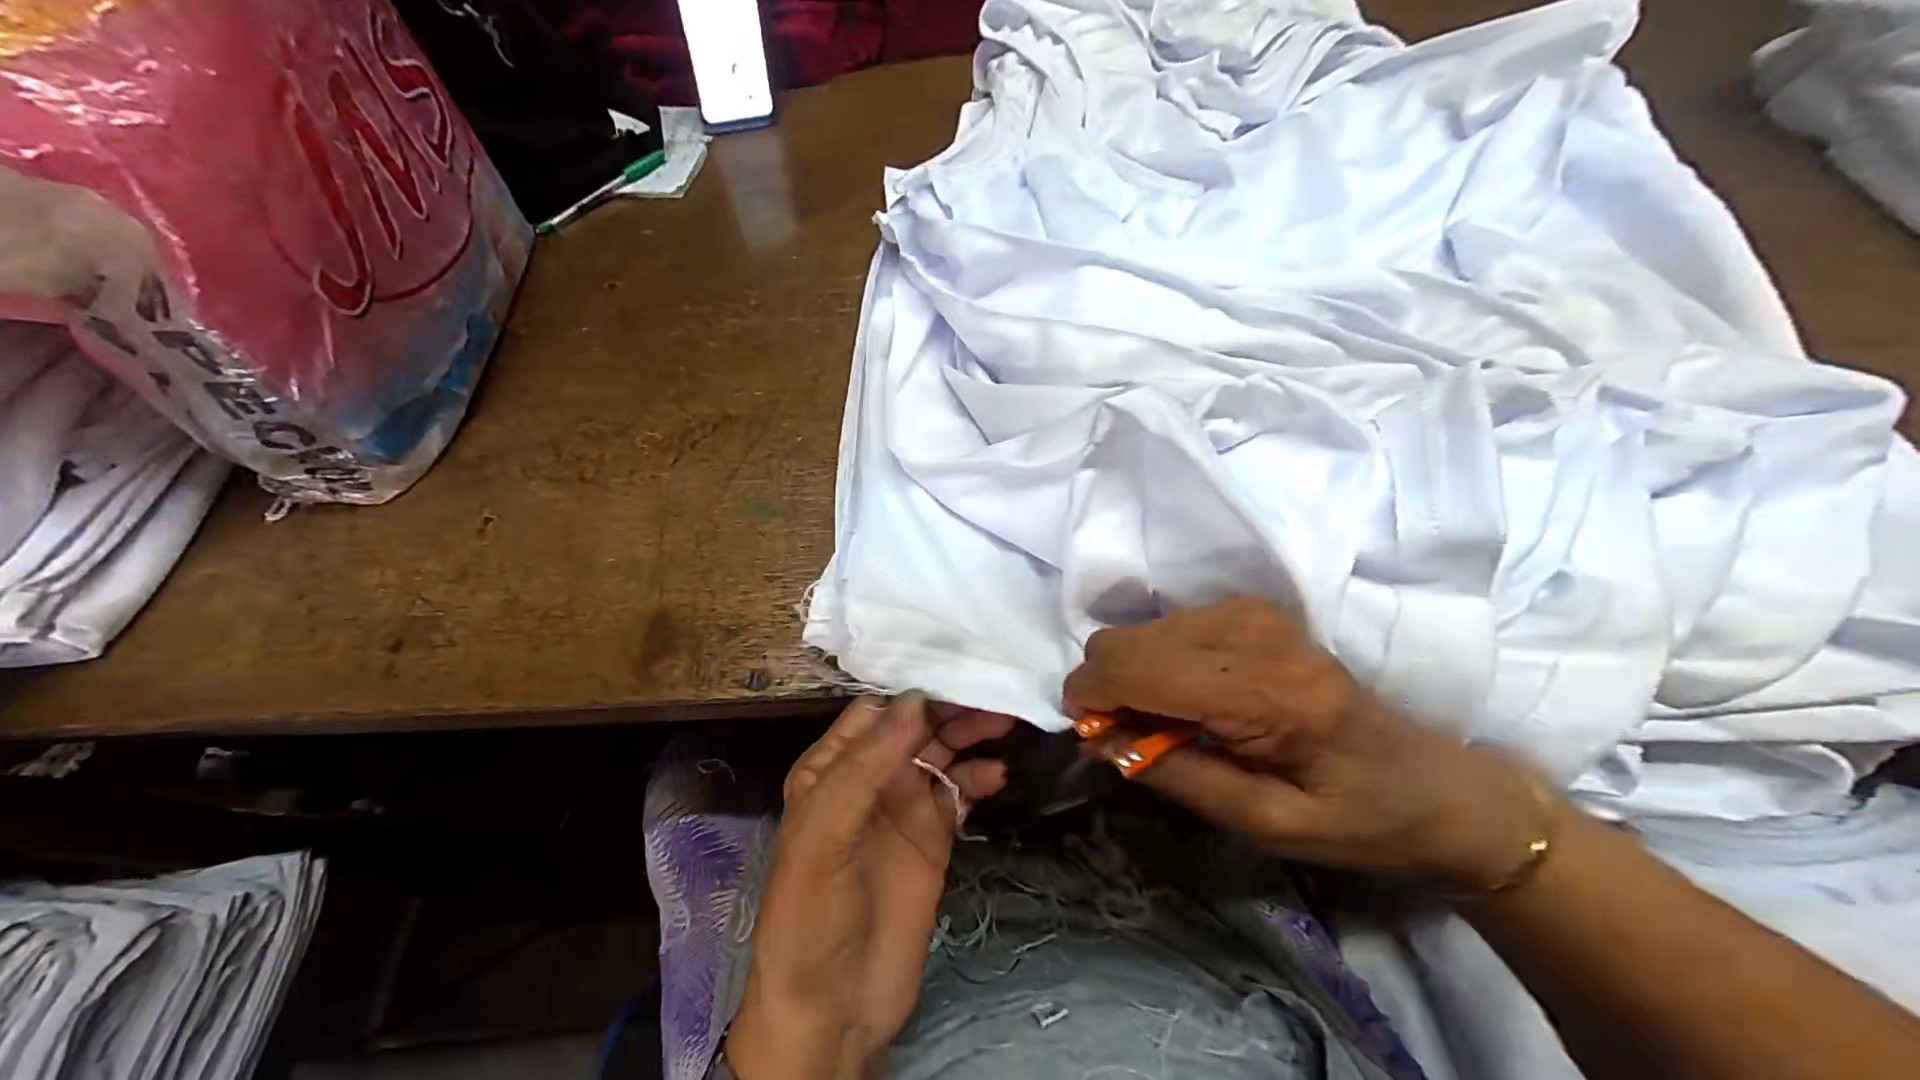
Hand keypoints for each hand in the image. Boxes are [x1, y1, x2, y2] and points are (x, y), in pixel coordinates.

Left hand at [725, 694, 1012, 1079]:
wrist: (834, 1005)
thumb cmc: (811, 913)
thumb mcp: (823, 834)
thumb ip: (864, 766)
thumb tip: (913, 702)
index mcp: (831, 769)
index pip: (875, 713)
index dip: (912, 693)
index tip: (955, 674)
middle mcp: (869, 780)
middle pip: (914, 728)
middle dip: (950, 709)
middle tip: (992, 696)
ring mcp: (903, 808)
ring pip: (941, 755)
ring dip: (970, 737)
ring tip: (1004, 725)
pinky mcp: (933, 839)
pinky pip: (959, 795)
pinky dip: (979, 780)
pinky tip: (997, 775)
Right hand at [1063, 598, 1553, 888]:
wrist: (1432, 781)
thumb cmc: (1356, 816)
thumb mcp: (1262, 823)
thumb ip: (1174, 776)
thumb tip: (1097, 739)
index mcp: (1263, 692)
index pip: (1135, 668)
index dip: (1090, 698)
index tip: (1089, 737)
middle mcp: (1249, 633)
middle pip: (1121, 641)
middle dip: (1103, 689)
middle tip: (1128, 739)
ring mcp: (1248, 612)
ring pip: (1134, 631)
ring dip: (1127, 677)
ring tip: (1164, 724)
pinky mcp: (1247, 609)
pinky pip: (1161, 627)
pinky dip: (1152, 663)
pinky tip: (1185, 699)